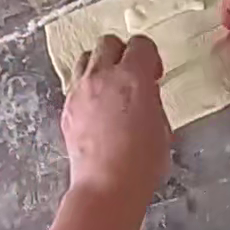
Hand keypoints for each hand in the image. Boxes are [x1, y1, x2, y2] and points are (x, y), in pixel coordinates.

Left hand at [60, 34, 172, 200]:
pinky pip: (75, 86)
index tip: (153, 75)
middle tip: (130, 76)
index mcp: (134, 77)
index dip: (150, 58)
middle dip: (121, 54)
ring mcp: (80, 92)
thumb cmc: (141, 164)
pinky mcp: (67, 110)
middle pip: (108, 43)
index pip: (141, 44)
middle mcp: (103, 77)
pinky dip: (86, 89)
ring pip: (86, 59)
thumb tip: (146, 96)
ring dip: (99, 66)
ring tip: (109, 88)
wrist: (106, 187)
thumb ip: (152, 102)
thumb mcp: (161, 129)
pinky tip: (96, 110)